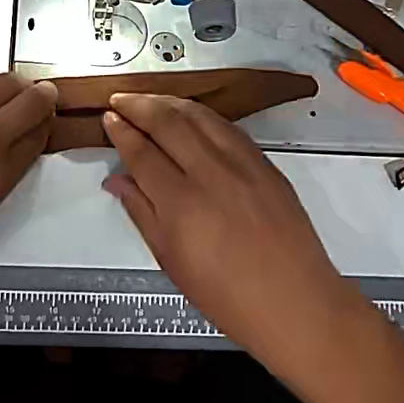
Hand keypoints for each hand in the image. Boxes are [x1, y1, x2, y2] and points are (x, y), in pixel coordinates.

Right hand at [101, 93, 375, 366]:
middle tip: (120, 99)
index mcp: (181, 204)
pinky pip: (227, 127)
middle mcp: (211, 175)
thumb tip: (117, 180)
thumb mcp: (171, 260)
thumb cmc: (227, 295)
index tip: (109, 118)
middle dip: (139, 105)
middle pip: (169, 122)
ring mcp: (243, 165)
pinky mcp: (266, 164)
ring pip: (199, 116)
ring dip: (169, 102)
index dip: (121, 131)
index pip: (142, 152)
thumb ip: (142, 212)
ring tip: (149, 99)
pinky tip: (189, 114)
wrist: (295, 303)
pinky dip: (202, 114)